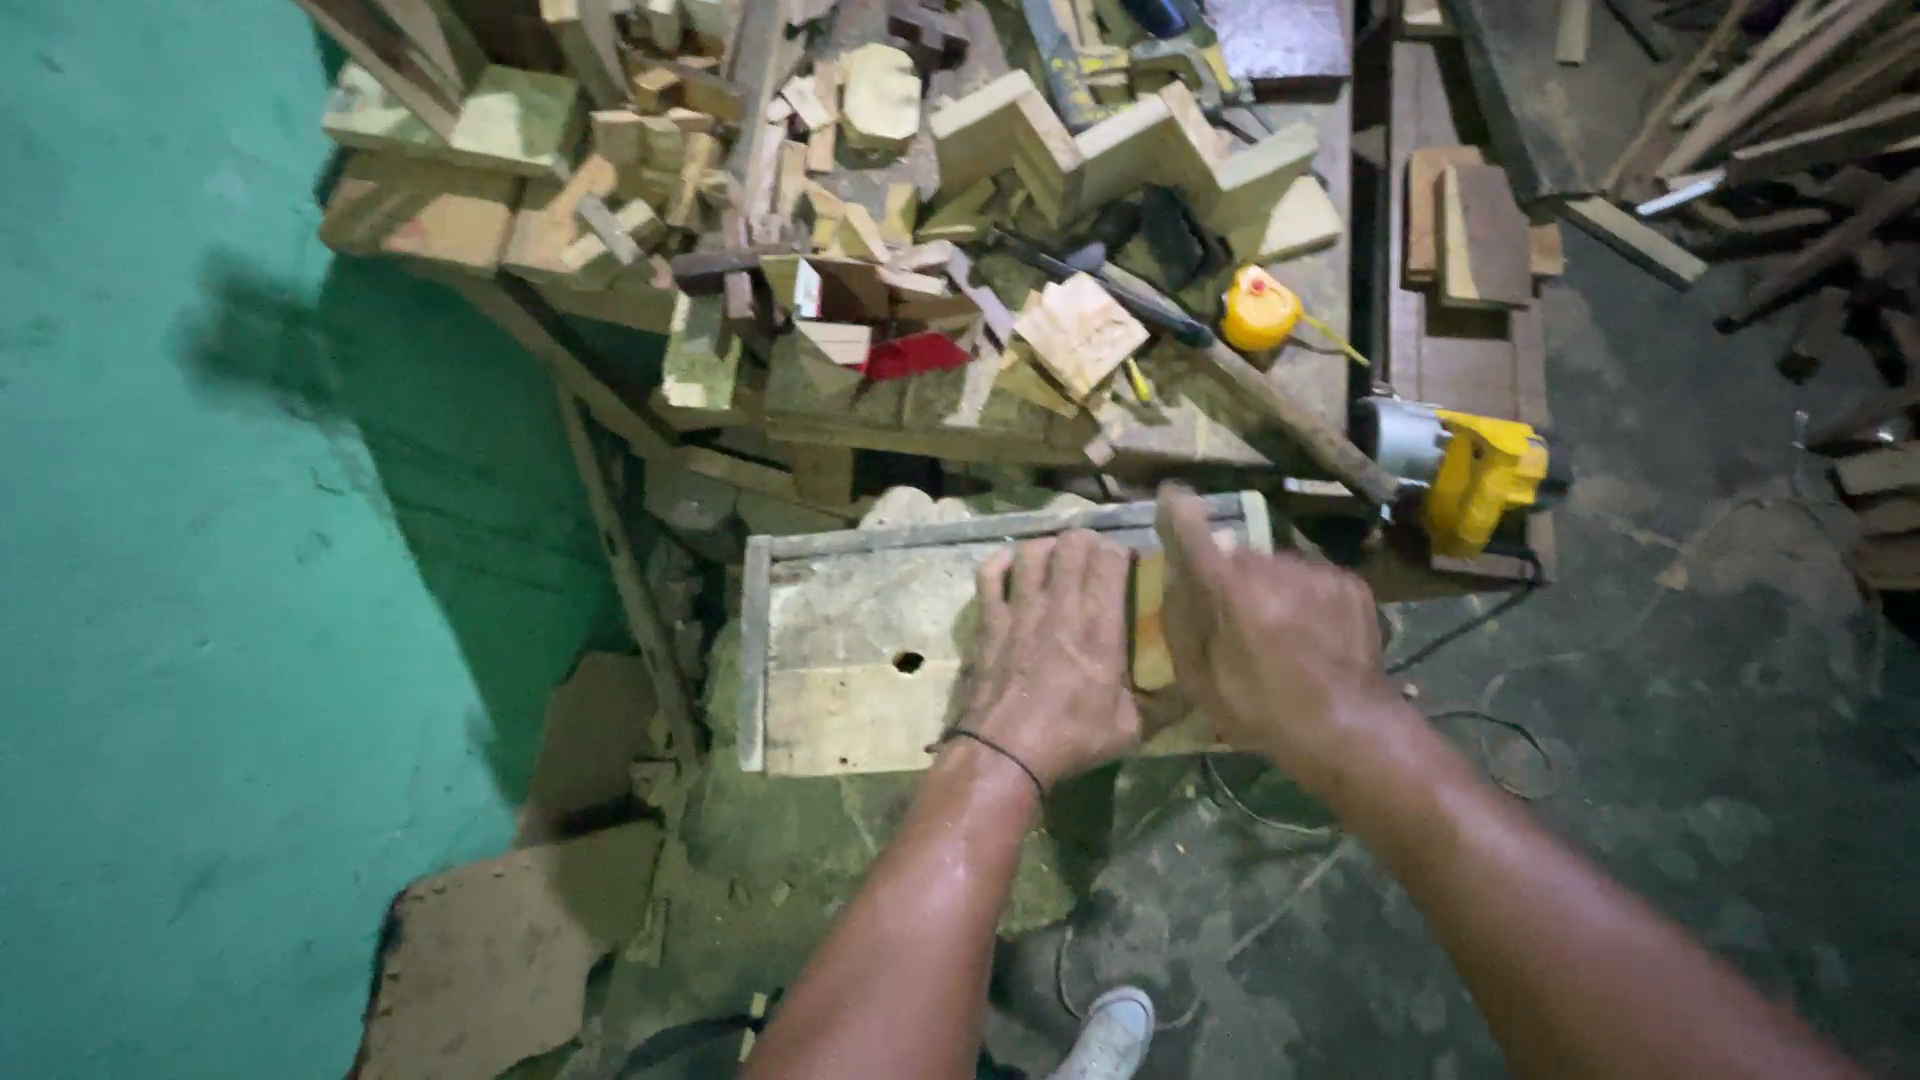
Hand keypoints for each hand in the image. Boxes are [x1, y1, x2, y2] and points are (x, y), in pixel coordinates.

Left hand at [959, 530, 1143, 789]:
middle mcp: (1060, 605)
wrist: (1004, 752)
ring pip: (1031, 551)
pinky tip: (1011, 566)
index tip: (1126, 566)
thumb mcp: (1132, 728)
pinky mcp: (988, 620)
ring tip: (1054, 559)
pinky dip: (1001, 563)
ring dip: (1046, 548)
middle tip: (1092, 558)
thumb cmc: (1072, 738)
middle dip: (1086, 542)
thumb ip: (1168, 703)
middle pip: (1072, 544)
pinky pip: (990, 574)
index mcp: (1100, 624)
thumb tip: (1200, 688)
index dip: (1120, 552)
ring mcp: (1019, 608)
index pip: (1110, 558)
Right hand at [1154, 483, 1403, 795]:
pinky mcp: (1349, 582)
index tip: (1171, 497)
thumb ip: (1181, 621)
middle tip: (1232, 617)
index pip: (1196, 531)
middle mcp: (1273, 567)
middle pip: (1236, 554)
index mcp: (1231, 590)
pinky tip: (1308, 632)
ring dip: (1266, 586)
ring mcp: (1316, 572)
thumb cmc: (1263, 711)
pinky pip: (1307, 577)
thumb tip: (1177, 578)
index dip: (1178, 511)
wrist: (1351, 730)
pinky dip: (1300, 595)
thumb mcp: (1199, 679)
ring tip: (1277, 631)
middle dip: (1227, 575)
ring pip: (1273, 565)